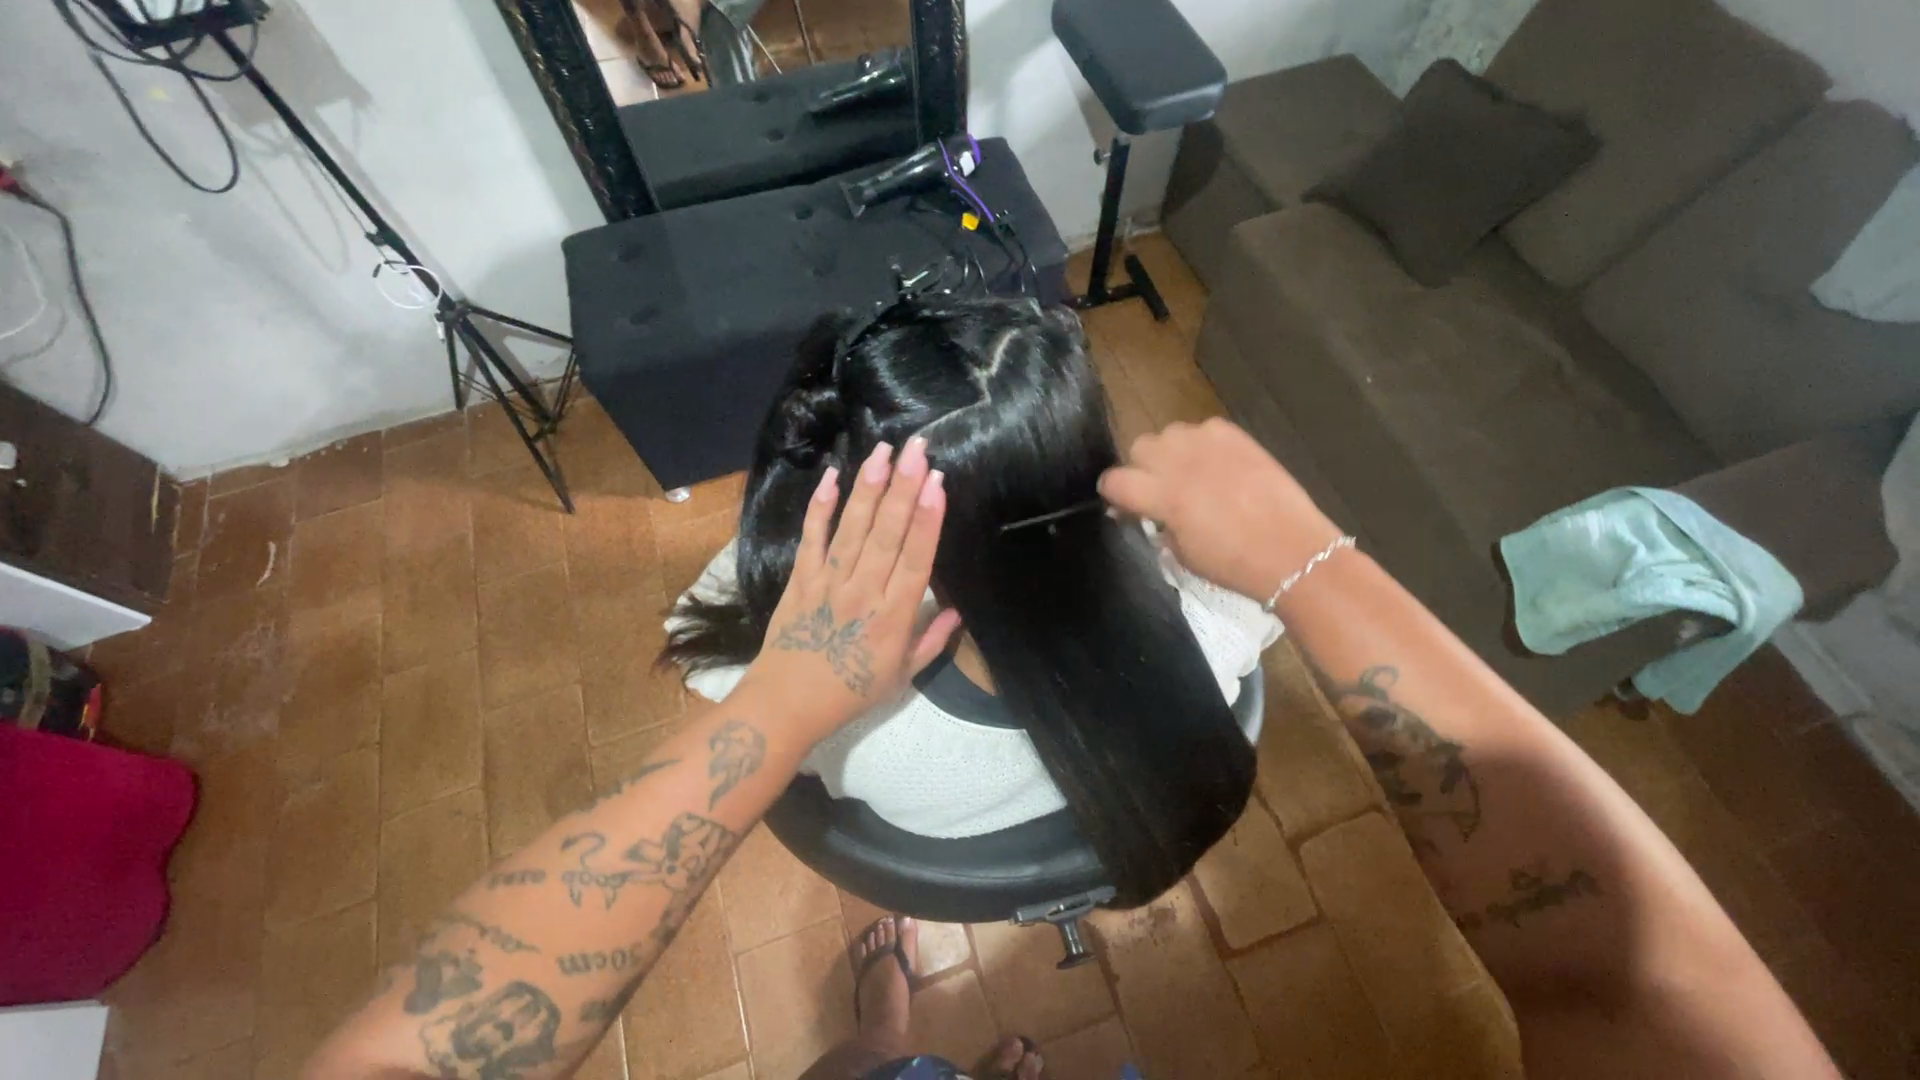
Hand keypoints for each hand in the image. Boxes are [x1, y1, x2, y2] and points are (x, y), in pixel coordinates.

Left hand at [742, 437, 962, 743]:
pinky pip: (812, 537)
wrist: (786, 705)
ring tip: (883, 450)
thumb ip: (931, 641)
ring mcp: (828, 582)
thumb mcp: (901, 677)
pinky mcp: (800, 579)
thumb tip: (957, 612)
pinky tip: (833, 477)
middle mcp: (863, 592)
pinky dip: (821, 507)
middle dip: (903, 487)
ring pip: (852, 528)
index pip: (915, 559)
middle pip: (887, 533)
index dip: (927, 519)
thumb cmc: (850, 694)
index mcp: (893, 617)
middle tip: (917, 449)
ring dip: (869, 487)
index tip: (937, 483)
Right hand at [1099, 418, 1343, 600]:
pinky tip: (1215, 465)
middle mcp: (1181, 463)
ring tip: (1188, 473)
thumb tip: (1145, 515)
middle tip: (1159, 490)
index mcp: (1164, 497)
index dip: (1113, 493)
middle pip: (1139, 447)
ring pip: (1170, 433)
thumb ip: (1157, 528)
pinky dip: (1202, 444)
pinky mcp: (1237, 436)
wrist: (1292, 552)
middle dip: (1142, 468)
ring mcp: (1210, 444)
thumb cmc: (1233, 564)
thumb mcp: (1182, 555)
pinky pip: (1204, 428)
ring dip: (1171, 452)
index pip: (1114, 480)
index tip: (1123, 505)